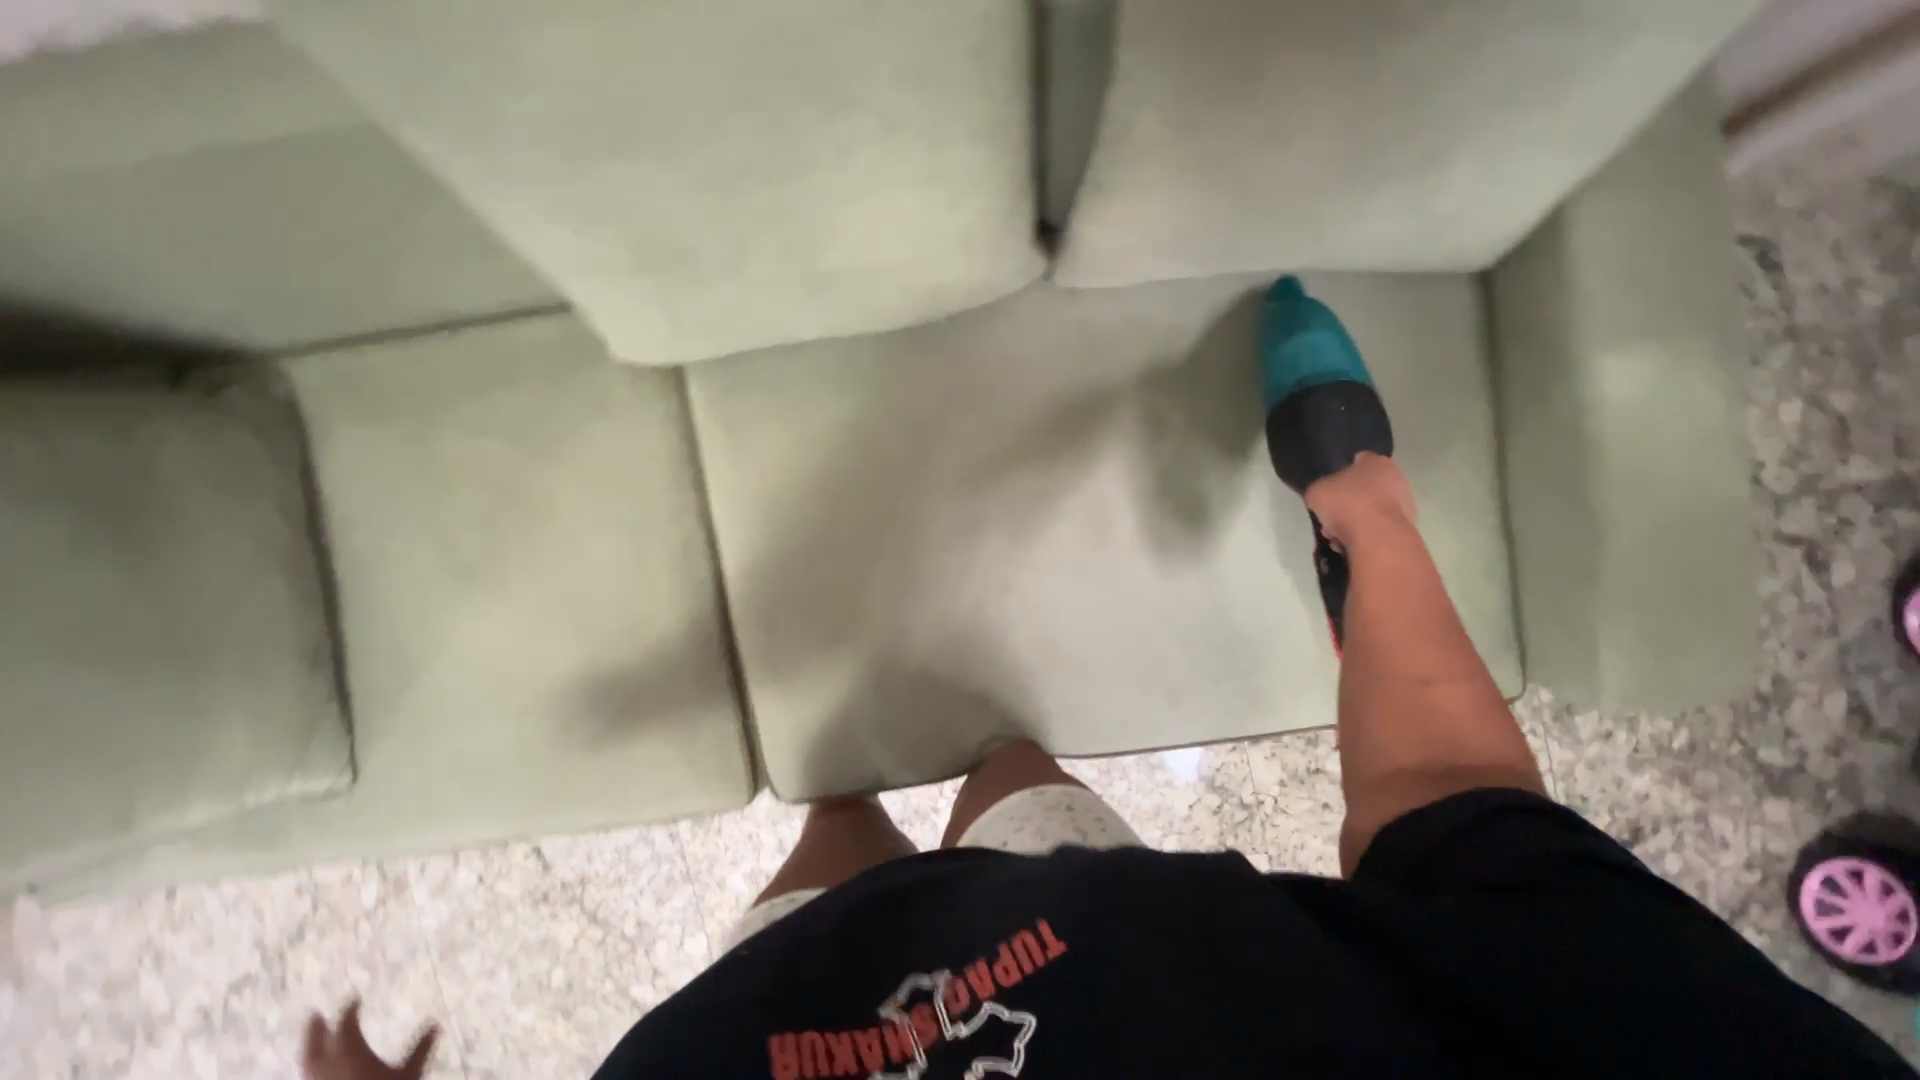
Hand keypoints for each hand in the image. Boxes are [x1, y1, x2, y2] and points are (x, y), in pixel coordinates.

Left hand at [302, 1000, 437, 1079]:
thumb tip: (437, 1024)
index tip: (355, 998)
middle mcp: (328, 1067)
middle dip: (315, 1028)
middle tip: (314, 1013)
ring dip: (309, 1048)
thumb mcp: (410, 1075)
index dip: (350, 1010)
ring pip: (307, 1064)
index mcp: (351, 1053)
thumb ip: (421, 1049)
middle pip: (315, 1044)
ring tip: (312, 1040)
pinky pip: (308, 1078)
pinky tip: (317, 1070)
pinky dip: (311, 1068)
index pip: (346, 1024)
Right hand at [1303, 452, 1416, 550]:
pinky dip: (1366, 535)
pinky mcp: (1407, 526)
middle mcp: (1396, 477)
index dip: (1342, 473)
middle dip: (1348, 503)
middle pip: (1366, 488)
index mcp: (1376, 462)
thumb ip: (1321, 489)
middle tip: (1331, 517)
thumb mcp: (1316, 491)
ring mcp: (1405, 503)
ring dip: (1356, 521)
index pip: (1359, 461)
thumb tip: (1324, 494)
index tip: (1331, 488)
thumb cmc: (1345, 503)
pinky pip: (1379, 528)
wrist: (1375, 535)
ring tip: (1337, 536)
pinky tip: (1351, 544)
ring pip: (1372, 510)